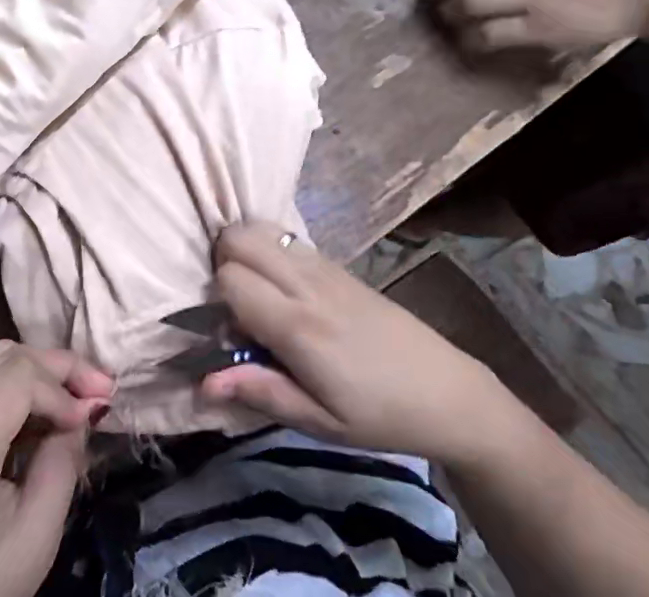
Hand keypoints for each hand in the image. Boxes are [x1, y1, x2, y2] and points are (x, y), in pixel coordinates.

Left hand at [0, 342, 113, 596]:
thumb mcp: (34, 538)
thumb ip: (63, 463)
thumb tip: (82, 413)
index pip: (20, 374)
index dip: (64, 385)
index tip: (94, 417)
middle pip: (4, 356)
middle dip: (58, 366)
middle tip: (100, 390)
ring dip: (38, 371)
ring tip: (77, 397)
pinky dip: (14, 386)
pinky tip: (42, 412)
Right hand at [199, 222, 509, 460]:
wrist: (445, 390)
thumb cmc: (378, 414)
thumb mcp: (318, 420)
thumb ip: (260, 392)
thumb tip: (203, 381)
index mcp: (299, 326)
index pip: (230, 278)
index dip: (215, 301)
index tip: (228, 331)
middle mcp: (307, 284)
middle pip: (239, 237)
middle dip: (222, 262)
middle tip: (233, 304)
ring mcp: (325, 268)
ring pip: (261, 228)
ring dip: (244, 250)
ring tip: (255, 292)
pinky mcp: (338, 264)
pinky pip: (288, 238)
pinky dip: (269, 248)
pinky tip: (282, 286)